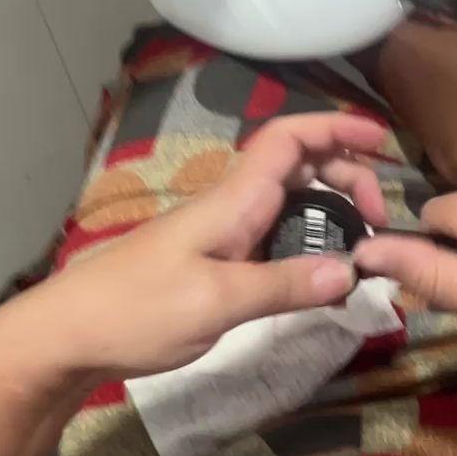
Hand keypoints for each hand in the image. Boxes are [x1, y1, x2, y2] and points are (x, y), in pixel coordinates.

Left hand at [10, 114, 391, 382]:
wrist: (76, 329)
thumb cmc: (141, 307)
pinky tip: (323, 268)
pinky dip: (309, 237)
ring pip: (290, 197)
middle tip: (377, 218)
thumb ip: (285, 284)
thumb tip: (353, 271)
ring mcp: (226, 229)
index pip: (289, 138)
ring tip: (362, 241)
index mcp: (235, 197)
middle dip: (347, 174)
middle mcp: (234, 203)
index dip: (335, 126)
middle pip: (300, 163)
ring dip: (331, 206)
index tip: (380, 138)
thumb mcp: (217, 301)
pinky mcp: (220, 256)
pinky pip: (277, 231)